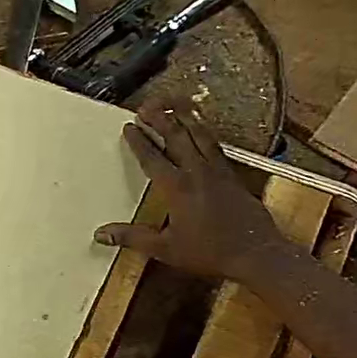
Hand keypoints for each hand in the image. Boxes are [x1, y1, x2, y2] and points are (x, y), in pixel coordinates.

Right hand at [94, 100, 294, 284]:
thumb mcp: (165, 249)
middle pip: (176, 136)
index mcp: (177, 188)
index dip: (139, 141)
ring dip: (185, 117)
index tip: (129, 127)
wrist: (255, 253)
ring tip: (174, 104)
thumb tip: (101, 234)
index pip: (152, 158)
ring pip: (200, 134)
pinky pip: (216, 145)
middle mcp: (197, 172)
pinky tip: (202, 129)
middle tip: (147, 106)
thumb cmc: (210, 252)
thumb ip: (132, 238)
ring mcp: (218, 171)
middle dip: (159, 118)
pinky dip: (205, 132)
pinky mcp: (232, 175)